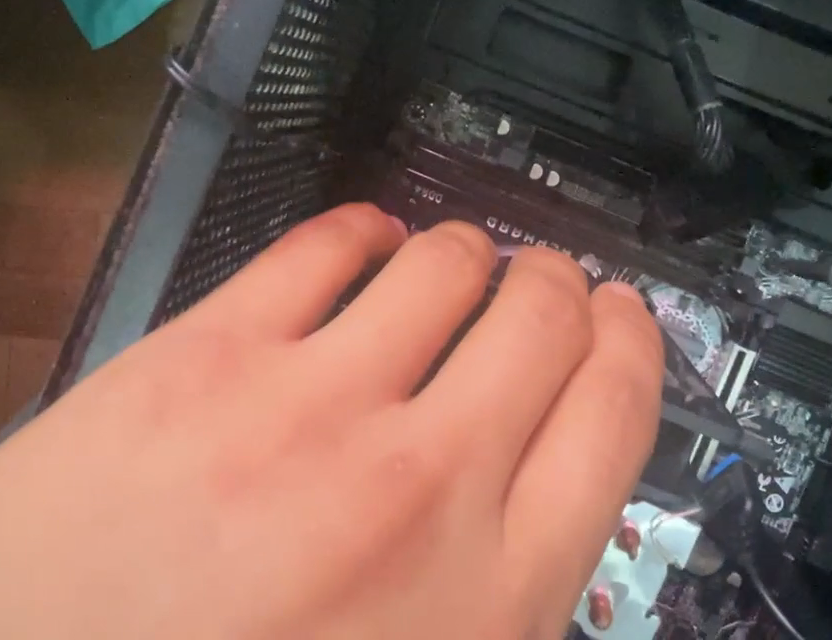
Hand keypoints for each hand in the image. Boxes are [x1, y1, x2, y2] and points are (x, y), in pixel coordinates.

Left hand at [0, 206, 664, 639]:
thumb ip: (496, 600)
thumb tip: (532, 483)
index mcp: (489, 600)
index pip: (614, 416)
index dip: (629, 343)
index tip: (620, 313)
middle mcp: (422, 485)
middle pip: (543, 318)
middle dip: (556, 284)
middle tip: (540, 282)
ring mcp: (308, 407)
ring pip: (445, 262)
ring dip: (467, 253)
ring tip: (453, 265)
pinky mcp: (202, 356)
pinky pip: (326, 243)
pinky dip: (366, 231)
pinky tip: (364, 243)